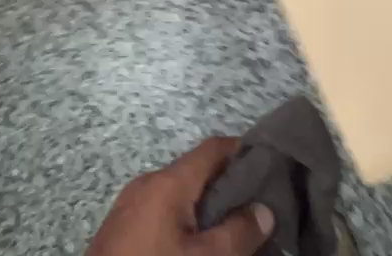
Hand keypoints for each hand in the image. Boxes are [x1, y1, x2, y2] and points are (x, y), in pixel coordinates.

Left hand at [87, 138, 276, 255]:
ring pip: (179, 194)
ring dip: (206, 207)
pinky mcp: (122, 226)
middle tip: (257, 206)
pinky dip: (185, 220)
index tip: (270, 164)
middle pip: (196, 171)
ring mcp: (130, 204)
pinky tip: (198, 244)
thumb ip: (237, 234)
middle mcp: (147, 182)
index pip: (212, 148)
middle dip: (228, 185)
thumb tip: (264, 210)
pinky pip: (162, 211)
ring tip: (233, 229)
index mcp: (168, 181)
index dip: (242, 151)